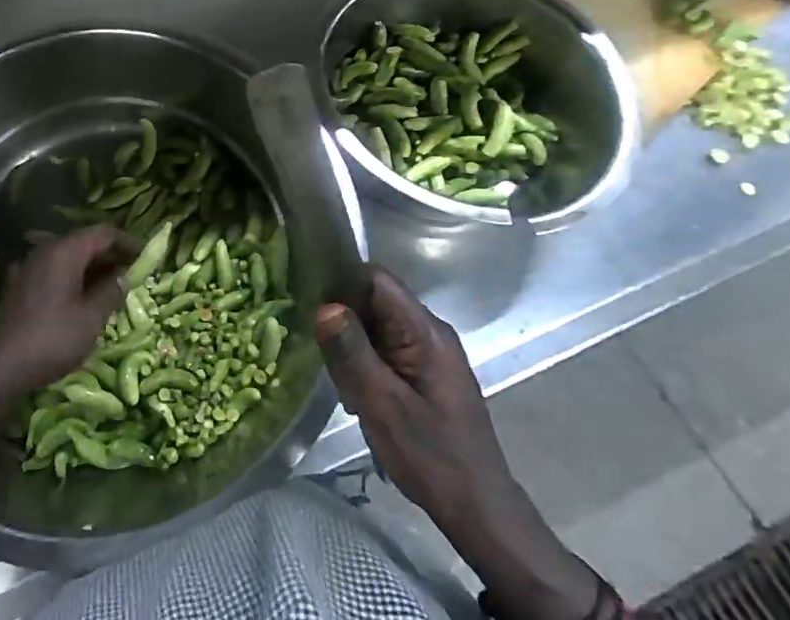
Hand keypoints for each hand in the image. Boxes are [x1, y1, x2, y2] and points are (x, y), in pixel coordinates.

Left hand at [0, 226, 131, 400]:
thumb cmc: (51, 338)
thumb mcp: (91, 317)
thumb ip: (111, 291)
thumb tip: (125, 276)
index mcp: (65, 251)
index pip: (104, 233)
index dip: (128, 243)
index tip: (146, 259)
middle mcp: (46, 251)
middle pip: (86, 243)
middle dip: (111, 257)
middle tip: (133, 277)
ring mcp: (31, 268)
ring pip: (70, 260)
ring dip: (94, 271)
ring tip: (114, 292)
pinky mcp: (22, 286)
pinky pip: (56, 273)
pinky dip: (75, 281)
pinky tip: (85, 302)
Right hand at [313, 268, 511, 519]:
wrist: (479, 509)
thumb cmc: (431, 455)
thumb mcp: (382, 403)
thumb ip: (352, 352)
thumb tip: (324, 306)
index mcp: (424, 331)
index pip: (376, 279)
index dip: (341, 283)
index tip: (310, 303)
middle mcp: (430, 332)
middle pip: (375, 300)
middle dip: (343, 319)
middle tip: (321, 350)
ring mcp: (429, 353)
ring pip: (377, 326)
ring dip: (352, 344)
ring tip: (339, 377)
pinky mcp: (425, 372)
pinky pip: (385, 348)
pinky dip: (365, 361)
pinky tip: (356, 391)